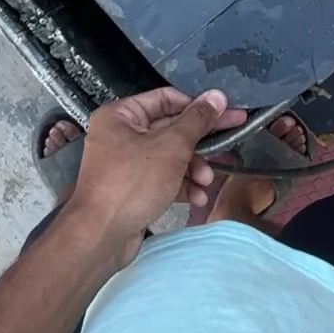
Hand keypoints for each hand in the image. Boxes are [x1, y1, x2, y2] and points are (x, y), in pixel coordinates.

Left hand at [65, 88, 247, 246]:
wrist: (101, 237)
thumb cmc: (133, 182)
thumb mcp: (172, 146)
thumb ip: (197, 120)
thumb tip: (217, 96)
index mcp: (121, 116)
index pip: (166, 99)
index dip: (197, 105)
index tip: (226, 110)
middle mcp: (121, 136)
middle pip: (171, 129)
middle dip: (200, 142)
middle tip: (232, 138)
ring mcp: (127, 164)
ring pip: (171, 157)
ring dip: (194, 168)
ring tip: (207, 181)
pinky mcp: (134, 189)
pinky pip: (164, 178)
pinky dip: (182, 186)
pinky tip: (198, 198)